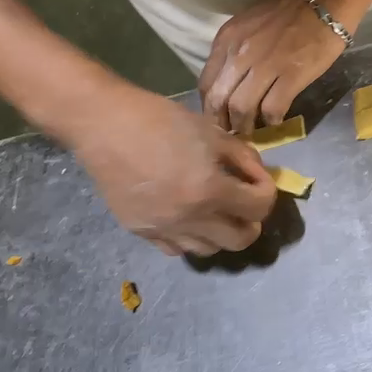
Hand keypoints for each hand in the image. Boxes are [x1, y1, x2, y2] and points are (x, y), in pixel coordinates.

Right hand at [68, 85, 277, 255]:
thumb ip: (243, 157)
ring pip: (209, 250)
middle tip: (247, 205)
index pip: (259, 208)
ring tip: (218, 212)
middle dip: (251, 222)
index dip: (267, 192)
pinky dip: (191, 238)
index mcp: (210, 191)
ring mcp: (162, 229)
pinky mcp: (140, 232)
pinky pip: (176, 249)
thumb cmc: (161, 121)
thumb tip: (259, 176)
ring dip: (222, 234)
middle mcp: (189, 219)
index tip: (259, 179)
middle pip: (240, 241)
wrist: (104, 126)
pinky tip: (189, 217)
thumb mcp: (213, 133)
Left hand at [199, 0, 347, 133]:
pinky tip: (275, 121)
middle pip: (219, 100)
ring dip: (245, 125)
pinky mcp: (291, 76)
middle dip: (222, 122)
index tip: (218, 116)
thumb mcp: (248, 24)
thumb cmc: (289, 9)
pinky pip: (272, 108)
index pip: (205, 82)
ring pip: (241, 108)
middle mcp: (240, 54)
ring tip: (252, 130)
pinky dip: (271, 120)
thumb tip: (231, 79)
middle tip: (232, 131)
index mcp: (227, 39)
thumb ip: (235, 49)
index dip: (209, 106)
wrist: (324, 0)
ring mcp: (265, 66)